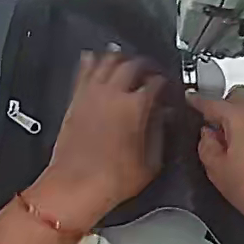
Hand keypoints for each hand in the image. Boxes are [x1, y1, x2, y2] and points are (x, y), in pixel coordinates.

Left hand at [32, 52, 167, 231]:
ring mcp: (92, 94)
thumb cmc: (111, 178)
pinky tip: (94, 59)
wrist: (77, 185)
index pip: (157, 82)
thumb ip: (160, 132)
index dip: (166, 82)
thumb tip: (163, 118)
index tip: (167, 87)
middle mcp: (113, 94)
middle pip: (133, 64)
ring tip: (127, 61)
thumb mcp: (151, 161)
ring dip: (120, 58)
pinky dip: (92, 61)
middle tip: (151, 70)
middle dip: (146, 65)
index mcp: (136, 106)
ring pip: (107, 61)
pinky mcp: (76, 99)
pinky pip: (84, 70)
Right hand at [187, 87, 243, 243]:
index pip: (211, 101)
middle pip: (236, 96)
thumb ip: (206, 145)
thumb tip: (207, 137)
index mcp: (240, 115)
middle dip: (221, 105)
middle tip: (207, 123)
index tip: (189, 100)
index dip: (196, 101)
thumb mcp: (216, 169)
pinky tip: (241, 154)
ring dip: (235, 120)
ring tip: (223, 143)